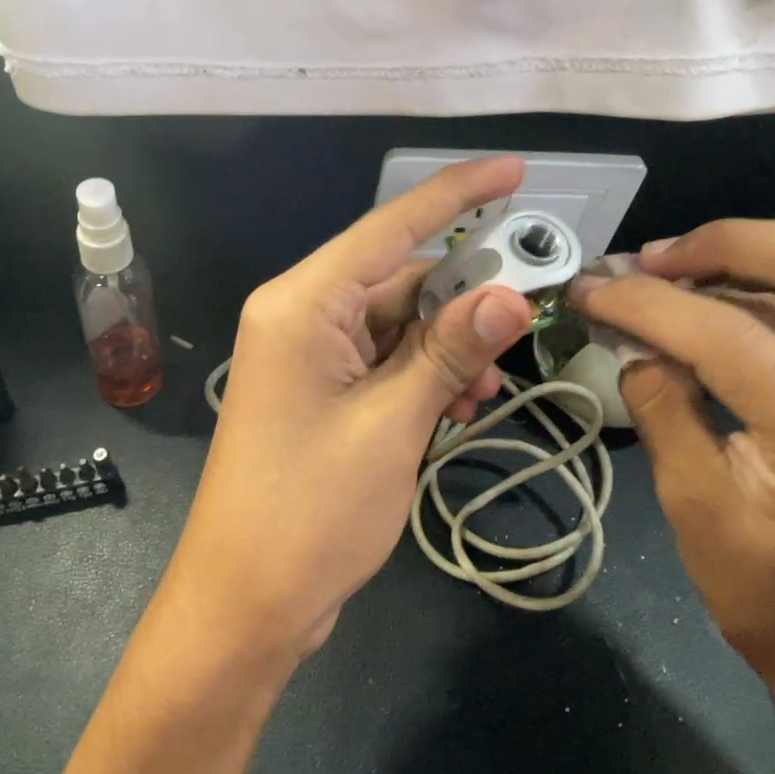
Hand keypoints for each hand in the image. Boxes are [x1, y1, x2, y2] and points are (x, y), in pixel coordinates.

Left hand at [171, 157, 535, 654]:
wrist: (245, 603)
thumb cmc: (309, 512)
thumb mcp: (391, 425)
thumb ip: (449, 352)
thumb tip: (511, 295)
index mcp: (302, 304)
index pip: (389, 228)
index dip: (455, 195)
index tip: (514, 170)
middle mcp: (300, 316)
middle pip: (399, 278)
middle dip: (464, 297)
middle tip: (529, 315)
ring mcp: (309, 358)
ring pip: (398, 324)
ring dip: (449, 347)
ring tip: (488, 390)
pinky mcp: (320, 394)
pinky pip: (384, 362)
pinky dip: (425, 375)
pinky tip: (461, 406)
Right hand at [572, 220, 774, 704]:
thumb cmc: (765, 595)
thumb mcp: (692, 504)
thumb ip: (662, 405)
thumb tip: (632, 337)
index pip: (732, 336)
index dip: (650, 303)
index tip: (592, 290)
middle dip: (733, 243)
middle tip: (655, 260)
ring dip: (752, 257)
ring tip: (671, 271)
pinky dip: (770, 289)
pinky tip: (711, 304)